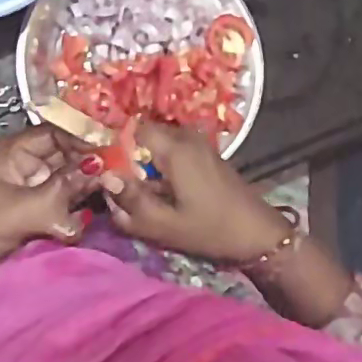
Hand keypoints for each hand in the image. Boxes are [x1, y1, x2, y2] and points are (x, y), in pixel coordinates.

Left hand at [0, 126, 96, 285]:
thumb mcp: (22, 207)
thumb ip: (63, 188)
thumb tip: (99, 168)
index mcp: (15, 152)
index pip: (57, 133)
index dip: (82, 138)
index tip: (110, 147)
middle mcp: (28, 167)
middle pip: (68, 158)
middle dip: (90, 166)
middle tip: (119, 173)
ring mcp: (33, 192)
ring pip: (70, 184)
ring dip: (87, 190)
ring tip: (112, 193)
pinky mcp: (38, 217)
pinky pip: (66, 208)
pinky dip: (78, 213)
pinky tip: (93, 215)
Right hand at [98, 122, 289, 262]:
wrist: (258, 232)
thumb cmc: (210, 229)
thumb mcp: (164, 224)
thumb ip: (131, 201)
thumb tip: (104, 177)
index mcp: (175, 149)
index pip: (135, 129)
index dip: (117, 145)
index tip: (107, 168)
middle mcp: (187, 137)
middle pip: (147, 134)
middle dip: (131, 155)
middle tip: (122, 184)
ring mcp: (200, 144)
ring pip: (161, 142)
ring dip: (148, 161)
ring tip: (140, 189)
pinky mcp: (207, 154)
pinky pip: (175, 149)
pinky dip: (163, 163)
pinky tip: (162, 189)